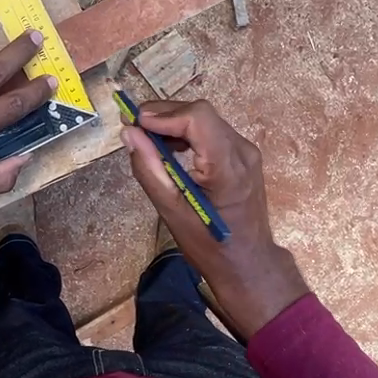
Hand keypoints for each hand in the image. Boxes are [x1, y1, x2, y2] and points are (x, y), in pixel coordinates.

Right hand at [122, 98, 309, 338]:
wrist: (248, 264)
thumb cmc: (208, 245)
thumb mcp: (171, 211)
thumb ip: (149, 169)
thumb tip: (129, 133)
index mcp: (227, 166)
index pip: (197, 118)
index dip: (164, 114)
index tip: (134, 123)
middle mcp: (242, 151)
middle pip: (201, 113)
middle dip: (164, 114)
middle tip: (133, 128)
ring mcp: (246, 152)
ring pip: (205, 119)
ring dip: (174, 122)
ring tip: (147, 138)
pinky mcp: (243, 156)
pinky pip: (212, 132)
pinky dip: (188, 132)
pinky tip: (170, 148)